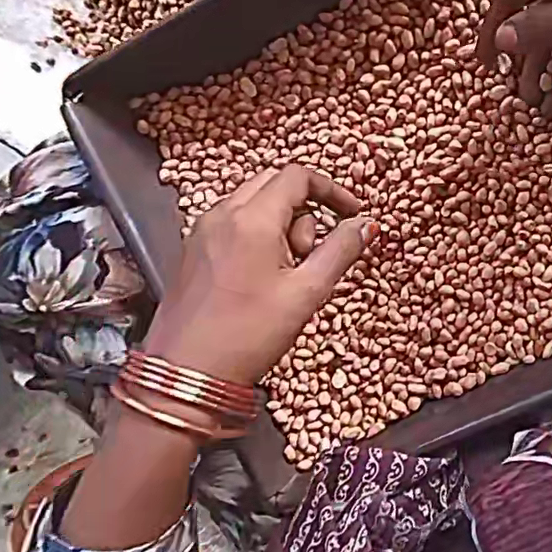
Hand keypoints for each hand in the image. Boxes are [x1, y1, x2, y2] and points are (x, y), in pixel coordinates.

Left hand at [141, 165, 376, 385]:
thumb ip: (341, 251)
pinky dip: (260, 235)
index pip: (298, 177)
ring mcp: (203, 231)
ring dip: (283, 224)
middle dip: (306, 208)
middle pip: (275, 184)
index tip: (352, 214)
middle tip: (315, 251)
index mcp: (252, 219)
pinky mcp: (194, 249)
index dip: (332, 190)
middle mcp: (222, 214)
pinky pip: (235, 223)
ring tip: (289, 271)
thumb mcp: (306, 293)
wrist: (185, 374)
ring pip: (255, 203)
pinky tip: (265, 276)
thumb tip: (366, 225)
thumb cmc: (248, 335)